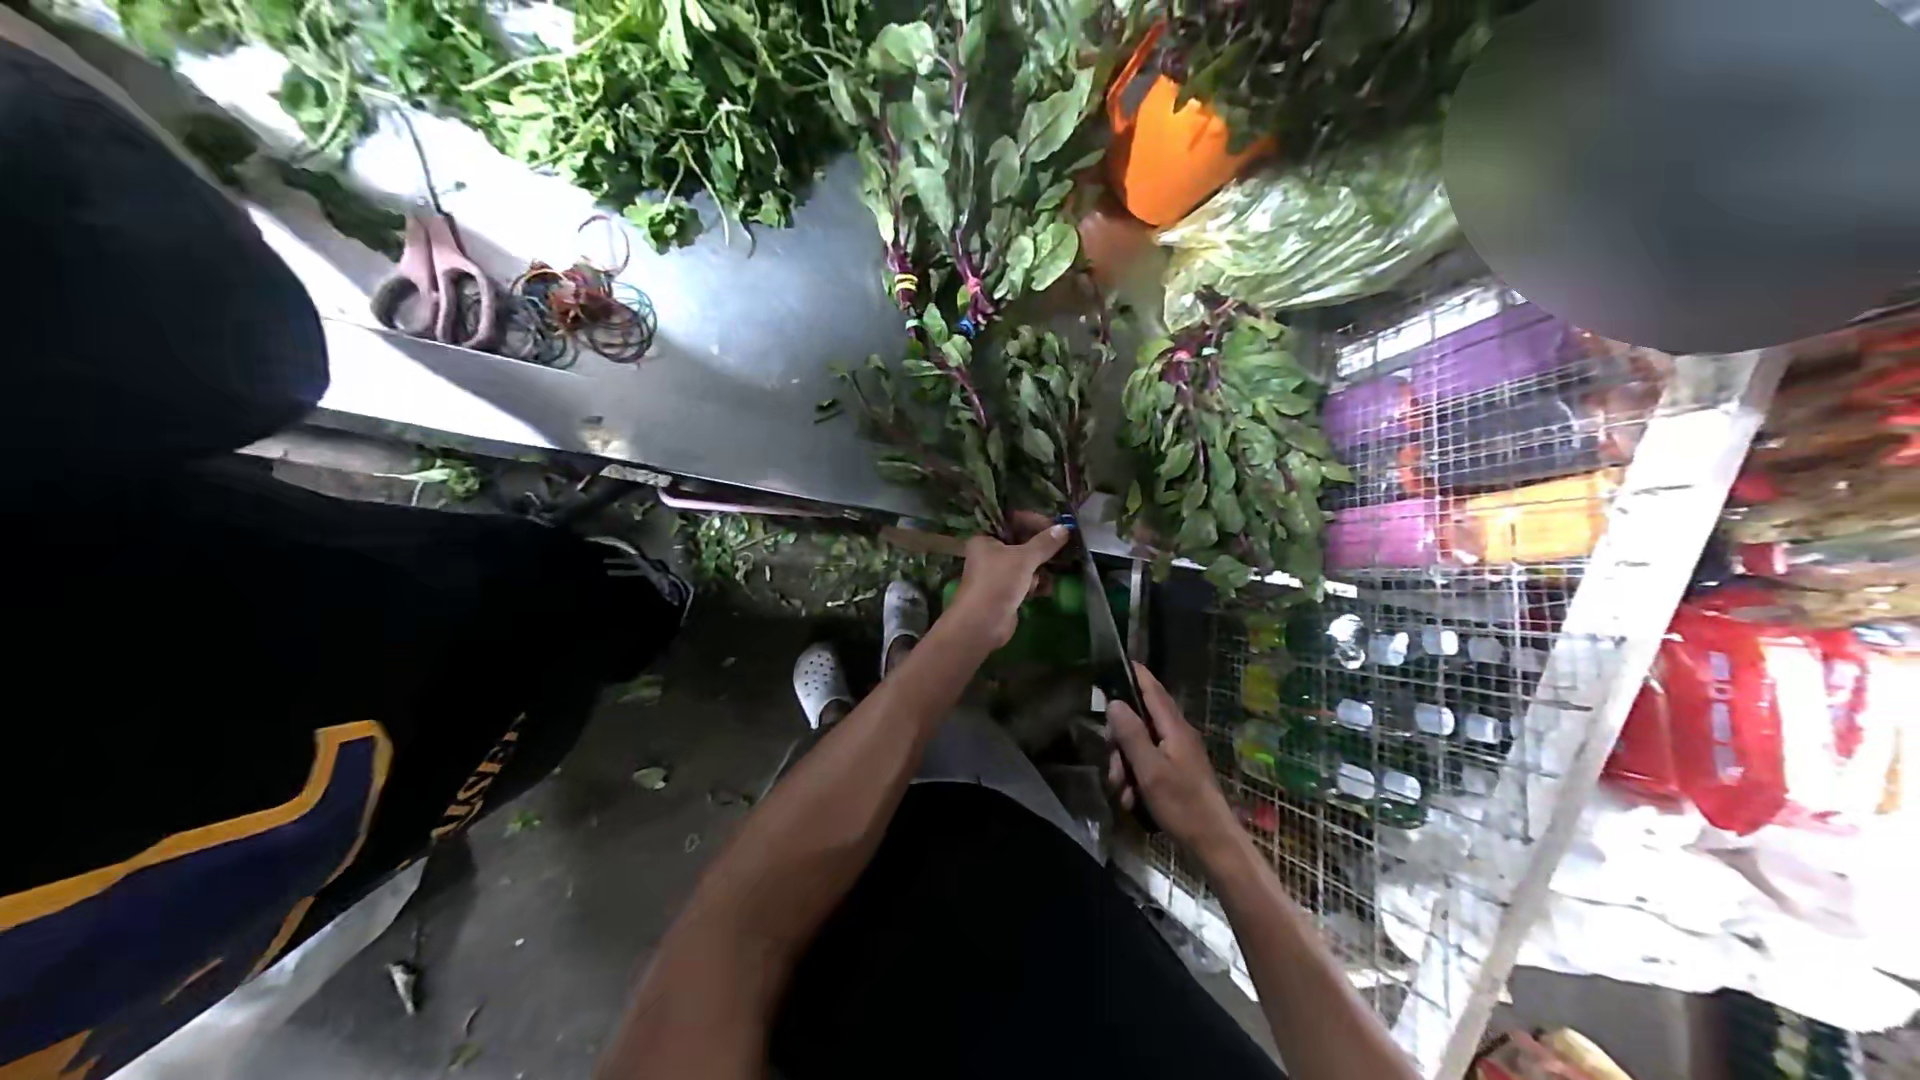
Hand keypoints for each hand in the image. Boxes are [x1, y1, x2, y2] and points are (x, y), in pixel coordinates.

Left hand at [942, 512, 1070, 648]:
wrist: (982, 624)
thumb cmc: (998, 583)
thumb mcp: (1023, 559)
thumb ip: (1045, 543)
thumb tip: (1064, 528)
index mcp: (986, 538)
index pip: (1013, 520)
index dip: (1034, 521)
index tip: (1056, 527)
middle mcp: (990, 553)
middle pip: (1022, 542)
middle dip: (1041, 548)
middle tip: (1063, 549)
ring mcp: (999, 573)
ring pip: (1027, 563)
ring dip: (1039, 569)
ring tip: (1050, 574)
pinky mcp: (1007, 591)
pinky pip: (1026, 580)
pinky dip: (1035, 584)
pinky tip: (1044, 590)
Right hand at [1106, 663, 1241, 859]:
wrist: (1214, 844)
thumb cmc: (1182, 804)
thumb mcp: (1149, 769)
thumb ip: (1131, 734)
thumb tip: (1114, 701)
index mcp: (1174, 727)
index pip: (1152, 689)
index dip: (1135, 674)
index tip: (1116, 662)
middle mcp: (1177, 734)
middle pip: (1139, 721)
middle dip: (1119, 741)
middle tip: (1112, 765)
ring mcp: (1178, 754)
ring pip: (1140, 746)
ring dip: (1124, 766)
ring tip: (1122, 792)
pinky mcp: (1177, 773)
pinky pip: (1148, 765)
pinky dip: (1136, 779)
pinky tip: (1131, 801)